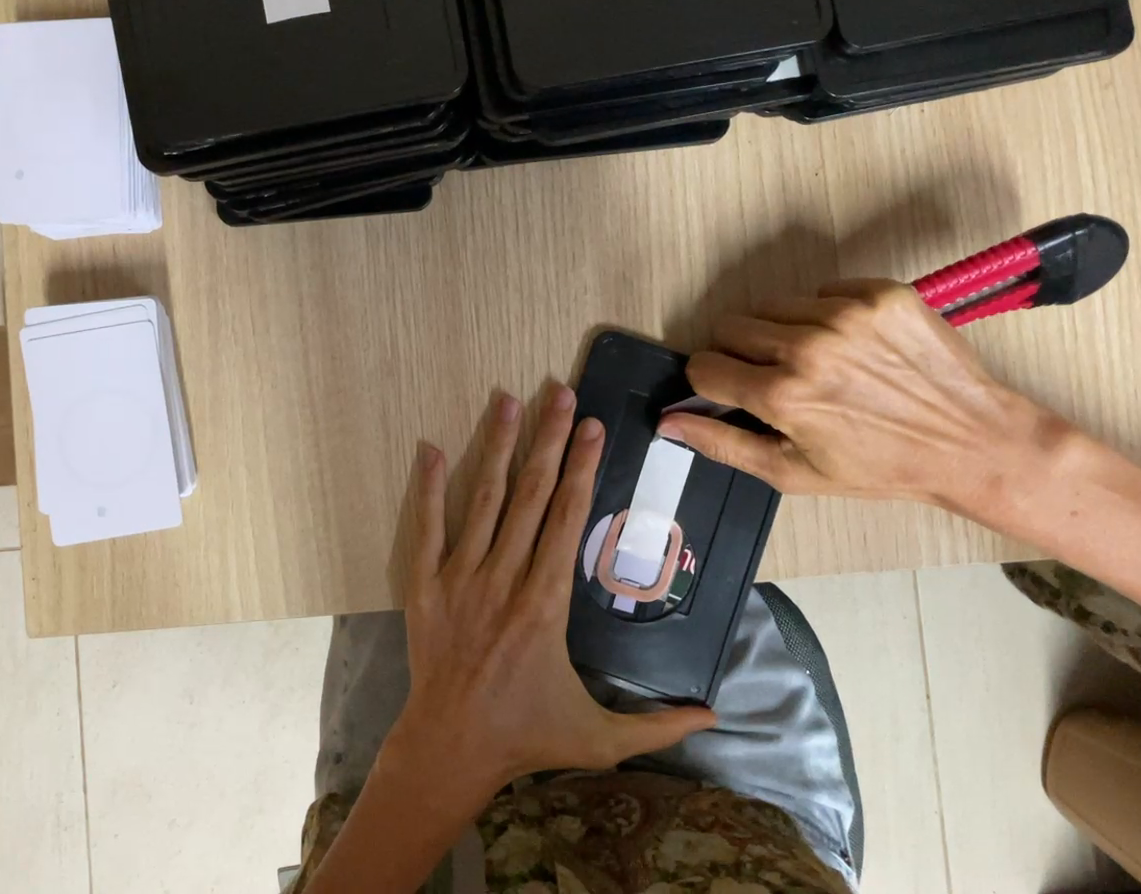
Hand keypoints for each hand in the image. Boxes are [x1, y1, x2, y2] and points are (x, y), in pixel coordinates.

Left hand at [385, 385, 717, 802]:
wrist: (450, 748)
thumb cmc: (527, 735)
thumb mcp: (600, 738)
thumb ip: (658, 726)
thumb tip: (716, 717)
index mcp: (547, 602)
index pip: (568, 518)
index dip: (581, 467)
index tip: (592, 427)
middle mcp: (504, 578)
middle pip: (531, 495)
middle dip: (548, 440)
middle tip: (559, 392)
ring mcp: (460, 578)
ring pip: (483, 500)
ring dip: (497, 447)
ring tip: (507, 400)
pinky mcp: (425, 586)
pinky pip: (425, 528)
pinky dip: (427, 488)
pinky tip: (431, 448)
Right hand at [657, 279, 1066, 512]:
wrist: (974, 443)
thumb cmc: (880, 467)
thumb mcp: (792, 473)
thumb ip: (722, 444)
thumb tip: (668, 422)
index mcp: (782, 395)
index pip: (704, 366)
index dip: (712, 384)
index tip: (732, 394)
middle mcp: (808, 346)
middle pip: (729, 327)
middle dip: (739, 354)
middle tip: (774, 379)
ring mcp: (846, 314)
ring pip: (770, 306)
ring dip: (779, 332)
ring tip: (816, 362)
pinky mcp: (880, 293)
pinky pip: (820, 291)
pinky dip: (823, 314)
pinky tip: (850, 345)